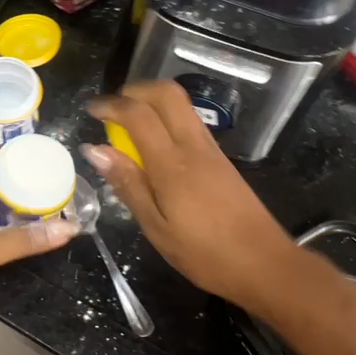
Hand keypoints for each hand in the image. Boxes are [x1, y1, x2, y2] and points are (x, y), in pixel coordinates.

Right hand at [84, 81, 299, 303]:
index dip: (110, 105)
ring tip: (128, 124)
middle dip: (135, 90)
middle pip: (167, 93)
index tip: (90, 110)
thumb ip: (127, 184)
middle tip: (112, 109)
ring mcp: (211, 150)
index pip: (138, 114)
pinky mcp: (221, 159)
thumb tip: (95, 150)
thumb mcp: (156, 228)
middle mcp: (193, 146)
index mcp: (173, 164)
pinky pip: (190, 122)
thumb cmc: (205, 254)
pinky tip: (154, 145)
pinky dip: (167, 118)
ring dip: (152, 101)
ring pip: (182, 104)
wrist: (265, 264)